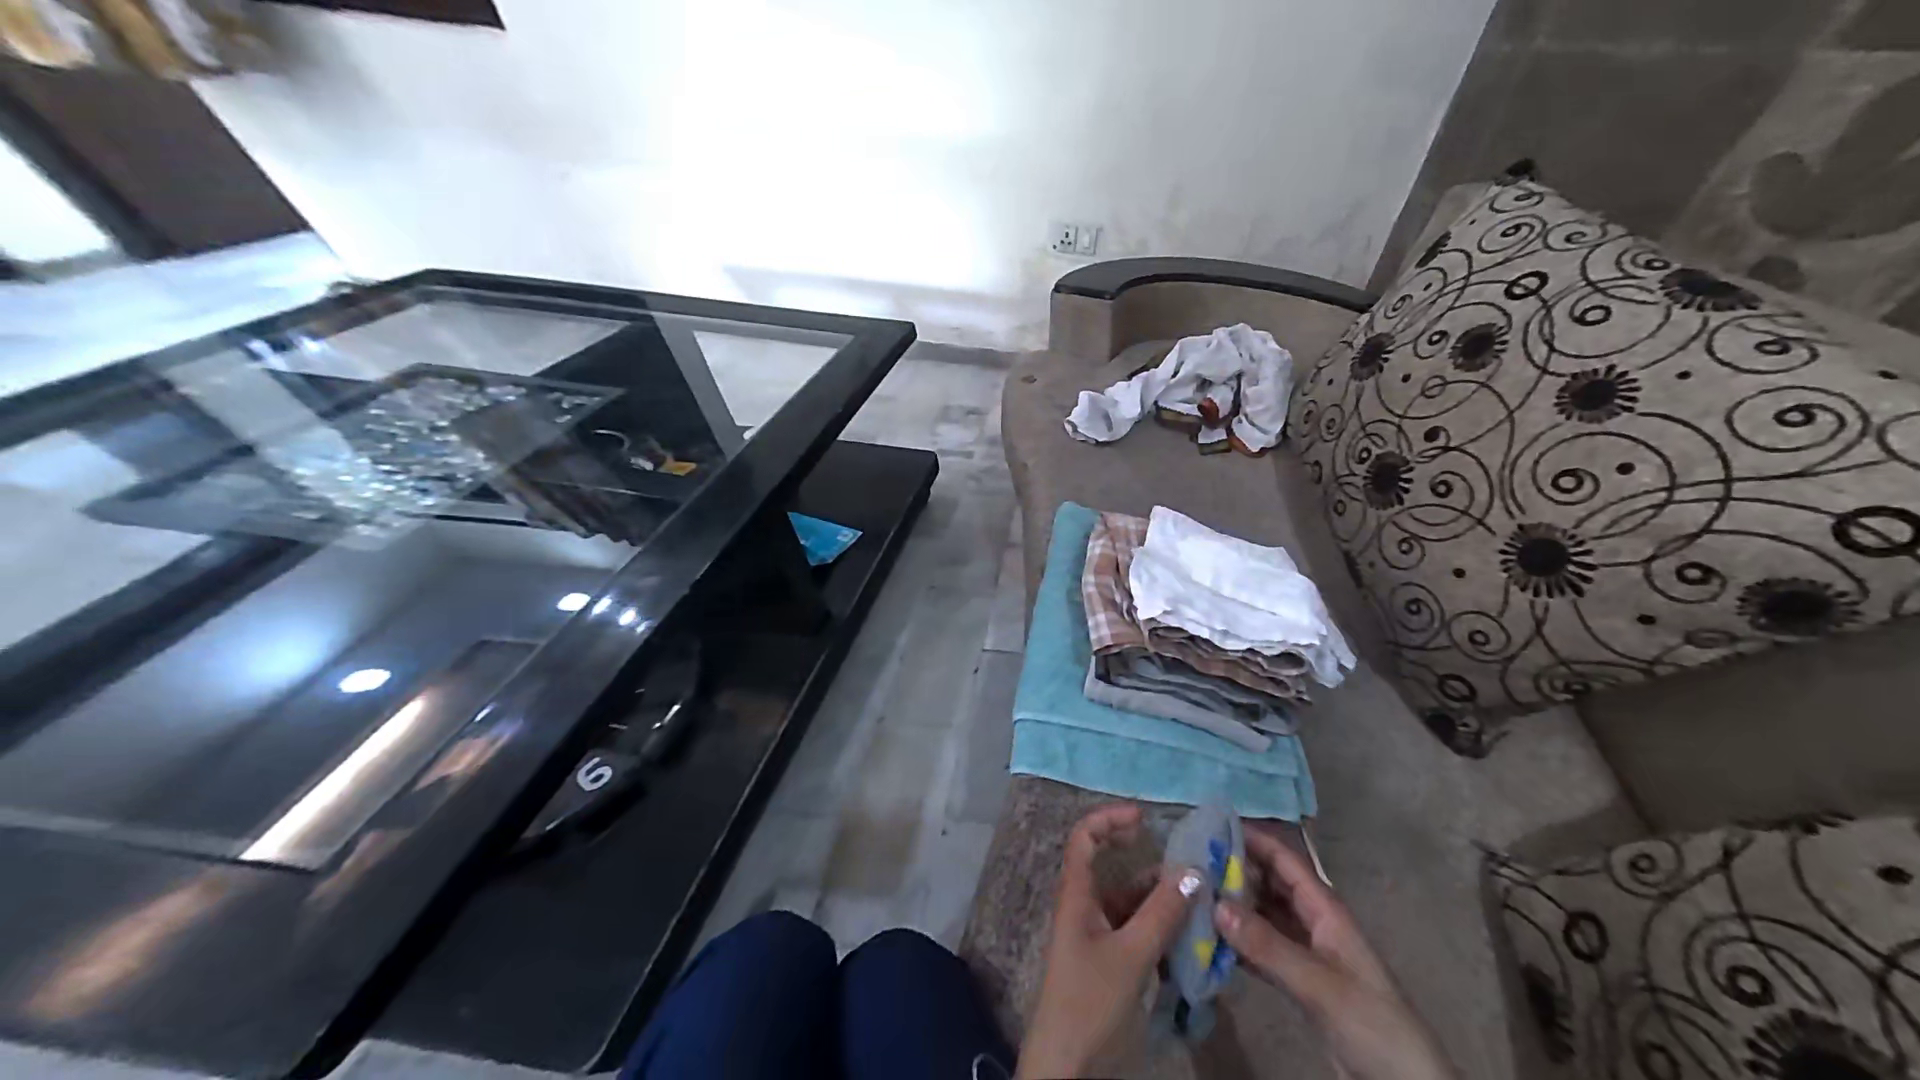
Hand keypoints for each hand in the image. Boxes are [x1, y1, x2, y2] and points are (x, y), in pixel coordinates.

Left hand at [1017, 804, 1198, 1079]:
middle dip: (1148, 861)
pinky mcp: (1112, 963)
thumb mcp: (1130, 956)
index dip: (1109, 819)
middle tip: (1187, 861)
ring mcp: (1099, 935)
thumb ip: (1161, 914)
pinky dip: (1163, 927)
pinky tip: (1195, 934)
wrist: (1068, 1066)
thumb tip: (1193, 871)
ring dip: (1162, 897)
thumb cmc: (1089, 1001)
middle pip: (1113, 868)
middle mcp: (1086, 907)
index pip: (1084, 838)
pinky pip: (1139, 931)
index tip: (1144, 817)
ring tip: (1203, 898)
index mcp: (1077, 894)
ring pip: (1131, 902)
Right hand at [1214, 827, 1455, 1079]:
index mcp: (1325, 909)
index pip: (1283, 860)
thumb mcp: (1320, 983)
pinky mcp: (1296, 979)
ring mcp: (1304, 951)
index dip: (1251, 838)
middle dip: (1232, 869)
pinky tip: (1206, 938)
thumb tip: (1213, 902)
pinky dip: (1235, 941)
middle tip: (1187, 862)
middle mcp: (1311, 921)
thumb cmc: (1373, 1023)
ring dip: (1230, 905)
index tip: (1209, 824)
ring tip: (1189, 895)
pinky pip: (1259, 947)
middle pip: (1267, 883)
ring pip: (1261, 914)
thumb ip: (1267, 944)